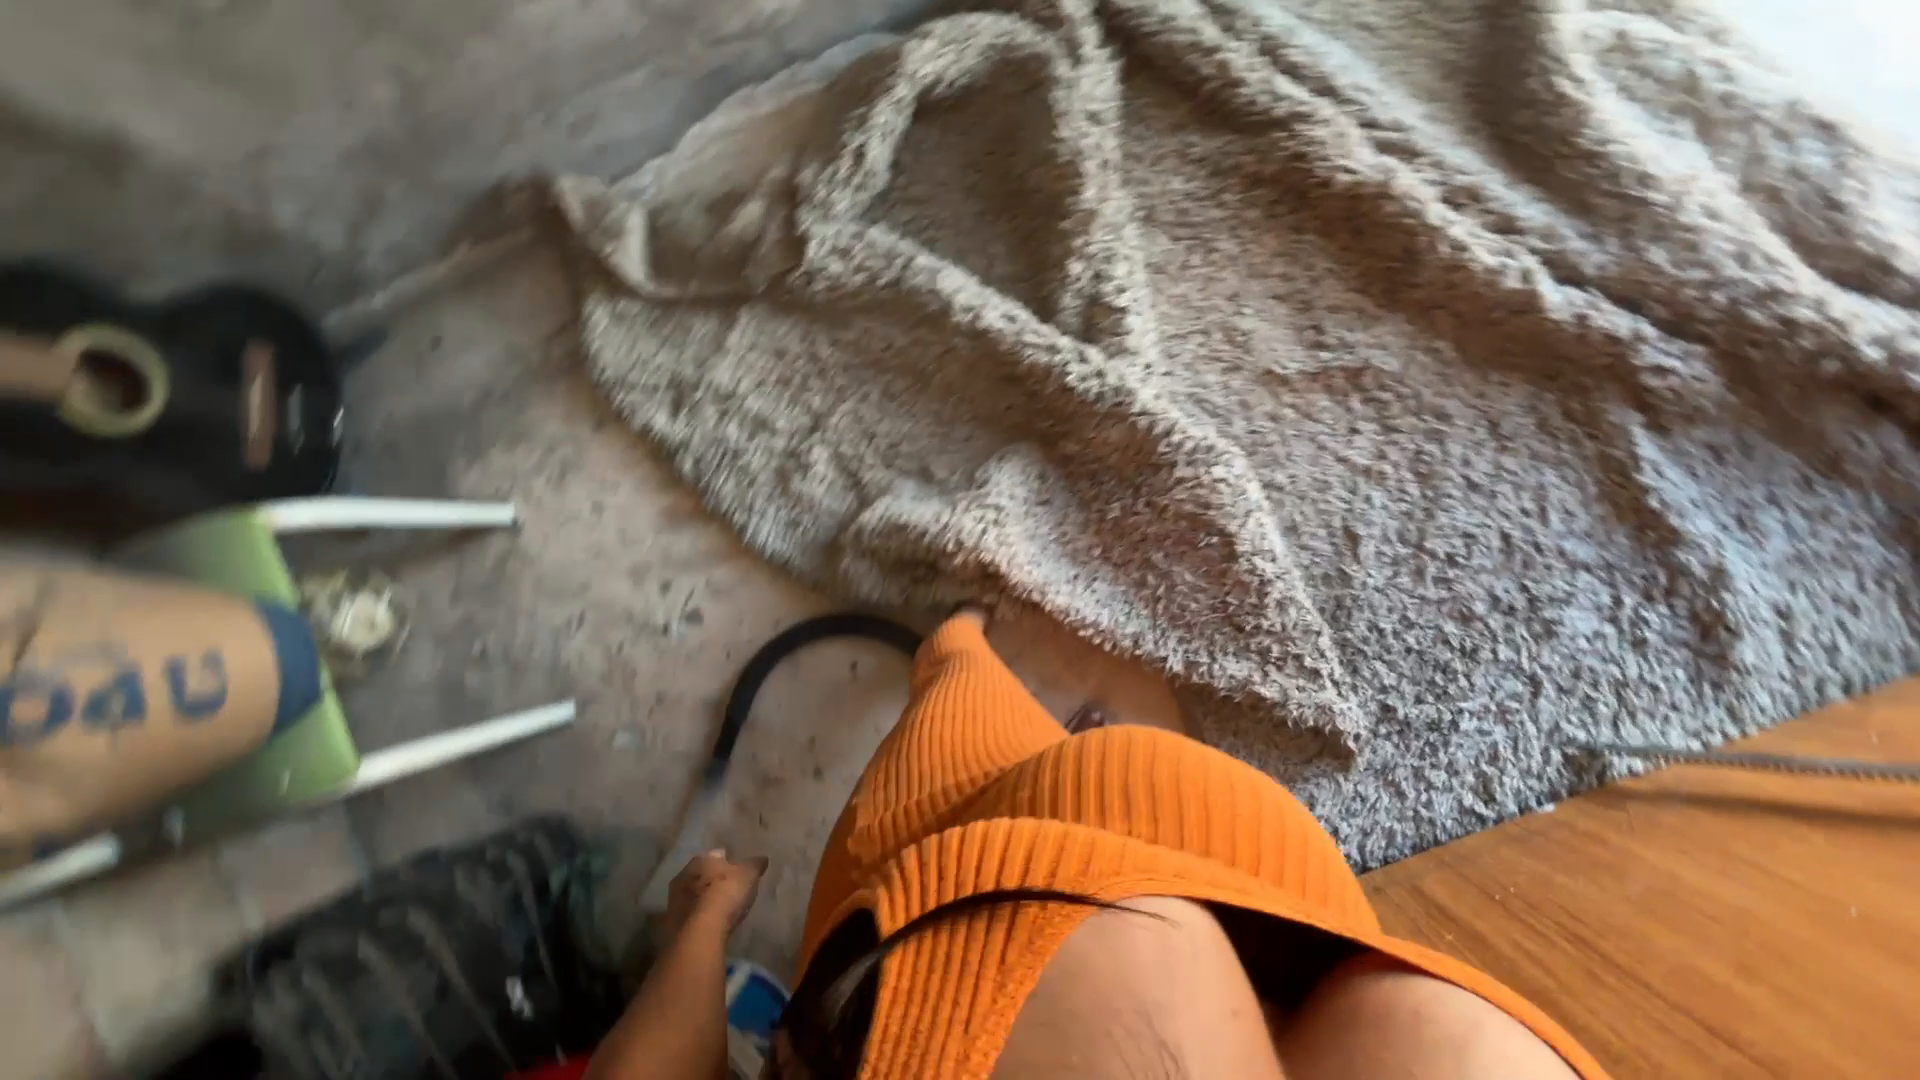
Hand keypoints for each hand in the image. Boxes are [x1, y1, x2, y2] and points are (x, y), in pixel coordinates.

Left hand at [665, 848, 766, 937]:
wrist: (700, 931)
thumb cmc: (726, 893)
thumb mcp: (749, 875)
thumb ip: (755, 864)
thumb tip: (762, 858)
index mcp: (702, 858)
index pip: (718, 854)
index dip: (730, 862)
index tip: (739, 871)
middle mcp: (683, 874)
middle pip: (702, 873)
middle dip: (713, 879)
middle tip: (728, 889)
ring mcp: (674, 898)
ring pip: (692, 893)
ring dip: (702, 898)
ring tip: (718, 908)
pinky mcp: (670, 921)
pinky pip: (688, 913)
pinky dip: (696, 915)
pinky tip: (708, 923)